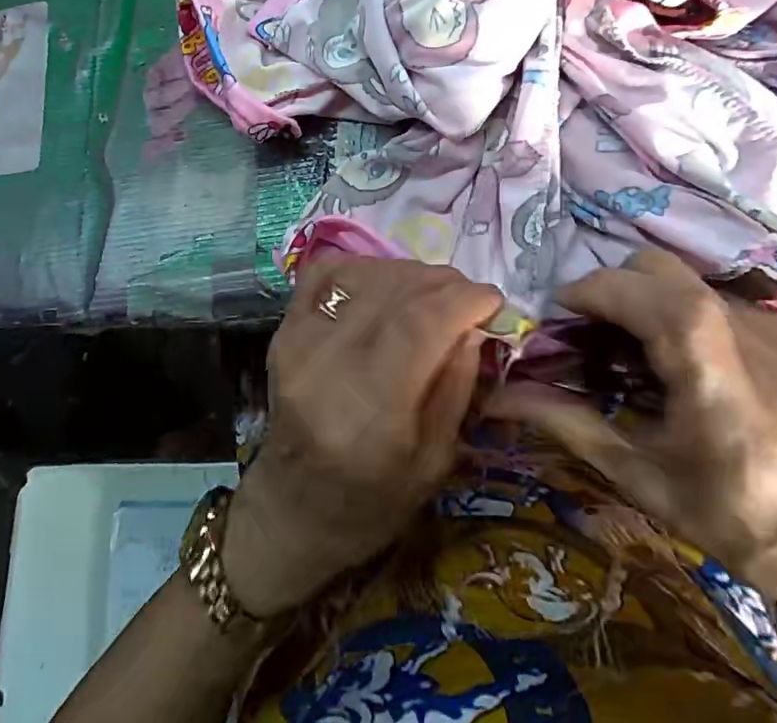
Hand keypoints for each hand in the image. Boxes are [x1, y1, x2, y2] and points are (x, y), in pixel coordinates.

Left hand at [223, 257, 502, 617]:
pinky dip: (361, 269)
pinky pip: (322, 275)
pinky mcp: (282, 331)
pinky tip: (385, 286)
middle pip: (392, 290)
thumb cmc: (373, 501)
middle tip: (468, 297)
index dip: (464, 299)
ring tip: (432, 293)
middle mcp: (326, 362)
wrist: (294, 506)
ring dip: (407, 273)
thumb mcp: (434, 462)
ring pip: (361, 274)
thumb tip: (474, 324)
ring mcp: (296, 341)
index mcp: (369, 408)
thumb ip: (455, 387)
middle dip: (443, 283)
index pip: (419, 323)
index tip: (494, 299)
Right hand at [483, 248, 776, 620]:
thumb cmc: (732, 517)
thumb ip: (565, 421)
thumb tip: (498, 394)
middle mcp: (757, 337)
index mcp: (718, 380)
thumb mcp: (638, 475)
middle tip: (589, 332)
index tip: (558, 315)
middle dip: (611, 289)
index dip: (591, 291)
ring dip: (643, 302)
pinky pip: (715, 296)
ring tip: (632, 351)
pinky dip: (680, 313)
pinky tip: (680, 360)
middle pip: (659, 268)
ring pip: (683, 280)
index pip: (646, 295)